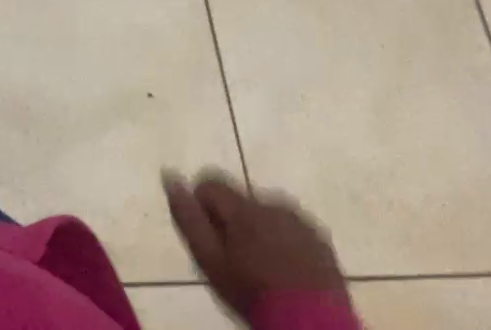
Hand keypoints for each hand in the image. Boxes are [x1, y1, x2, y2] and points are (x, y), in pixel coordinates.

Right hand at [164, 169, 346, 318]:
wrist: (311, 326)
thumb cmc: (250, 292)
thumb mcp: (207, 258)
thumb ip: (186, 215)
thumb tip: (169, 175)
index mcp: (242, 206)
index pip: (209, 183)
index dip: (201, 206)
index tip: (207, 235)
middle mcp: (272, 203)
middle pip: (238, 198)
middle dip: (231, 219)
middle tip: (233, 256)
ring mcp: (300, 221)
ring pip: (265, 212)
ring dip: (257, 228)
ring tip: (260, 264)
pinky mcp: (321, 239)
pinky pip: (290, 227)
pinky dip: (282, 239)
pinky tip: (283, 268)